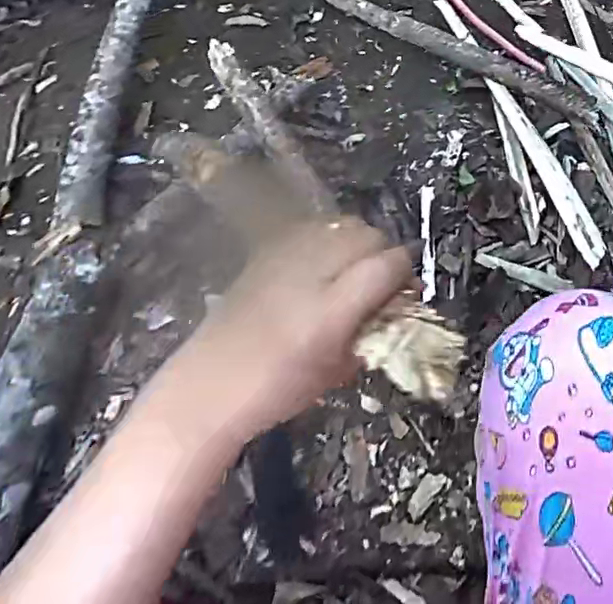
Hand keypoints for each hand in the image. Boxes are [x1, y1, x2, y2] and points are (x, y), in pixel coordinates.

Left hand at [152, 216, 410, 442]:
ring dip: (360, 242)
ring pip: (346, 223)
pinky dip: (332, 237)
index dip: (405, 273)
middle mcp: (311, 271)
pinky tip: (324, 263)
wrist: (207, 387)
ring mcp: (287, 253)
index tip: (405, 291)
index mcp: (330, 310)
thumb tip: (400, 304)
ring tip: (352, 270)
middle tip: (380, 284)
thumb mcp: (339, 370)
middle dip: (384, 256)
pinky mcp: (269, 247)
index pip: (389, 264)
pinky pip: (318, 225)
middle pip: (370, 235)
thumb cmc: (276, 390)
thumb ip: (375, 331)